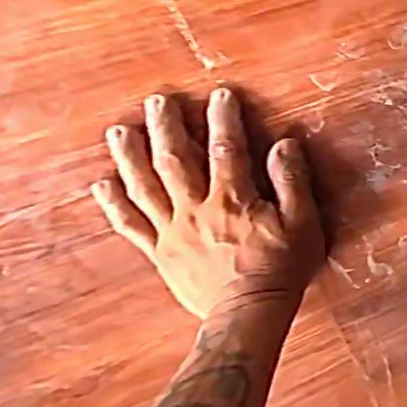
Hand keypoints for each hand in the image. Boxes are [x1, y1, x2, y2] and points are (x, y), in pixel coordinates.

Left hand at [91, 88, 324, 318]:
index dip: (222, 119)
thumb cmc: (283, 264)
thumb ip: (291, 180)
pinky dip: (113, 202)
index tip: (219, 95)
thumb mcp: (303, 220)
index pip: (226, 149)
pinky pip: (129, 223)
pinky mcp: (159, 251)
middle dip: (166, 127)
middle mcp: (195, 209)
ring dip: (129, 156)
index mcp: (233, 199)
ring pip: (144, 186)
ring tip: (120, 130)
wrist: (248, 311)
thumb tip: (284, 143)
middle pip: (175, 160)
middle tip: (157, 100)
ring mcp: (172, 230)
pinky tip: (102, 184)